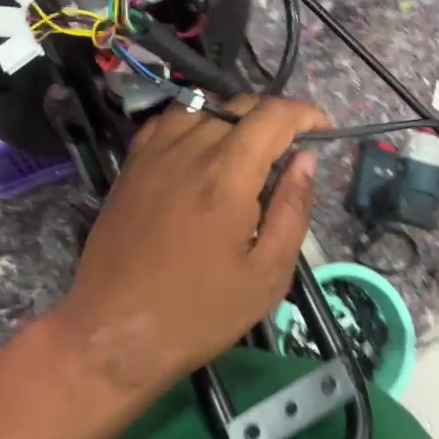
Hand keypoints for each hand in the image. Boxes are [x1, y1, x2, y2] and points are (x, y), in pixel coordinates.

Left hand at [50, 95, 325, 400]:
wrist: (114, 333)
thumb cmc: (198, 313)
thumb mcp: (266, 275)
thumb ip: (293, 209)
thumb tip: (307, 160)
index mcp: (227, 176)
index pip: (273, 116)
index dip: (305, 114)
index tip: (323, 130)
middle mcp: (190, 150)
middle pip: (241, 105)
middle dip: (276, 115)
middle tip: (292, 146)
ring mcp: (155, 153)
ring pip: (204, 104)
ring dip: (236, 114)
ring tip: (250, 145)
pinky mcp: (132, 165)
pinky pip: (168, 120)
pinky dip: (195, 119)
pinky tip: (202, 146)